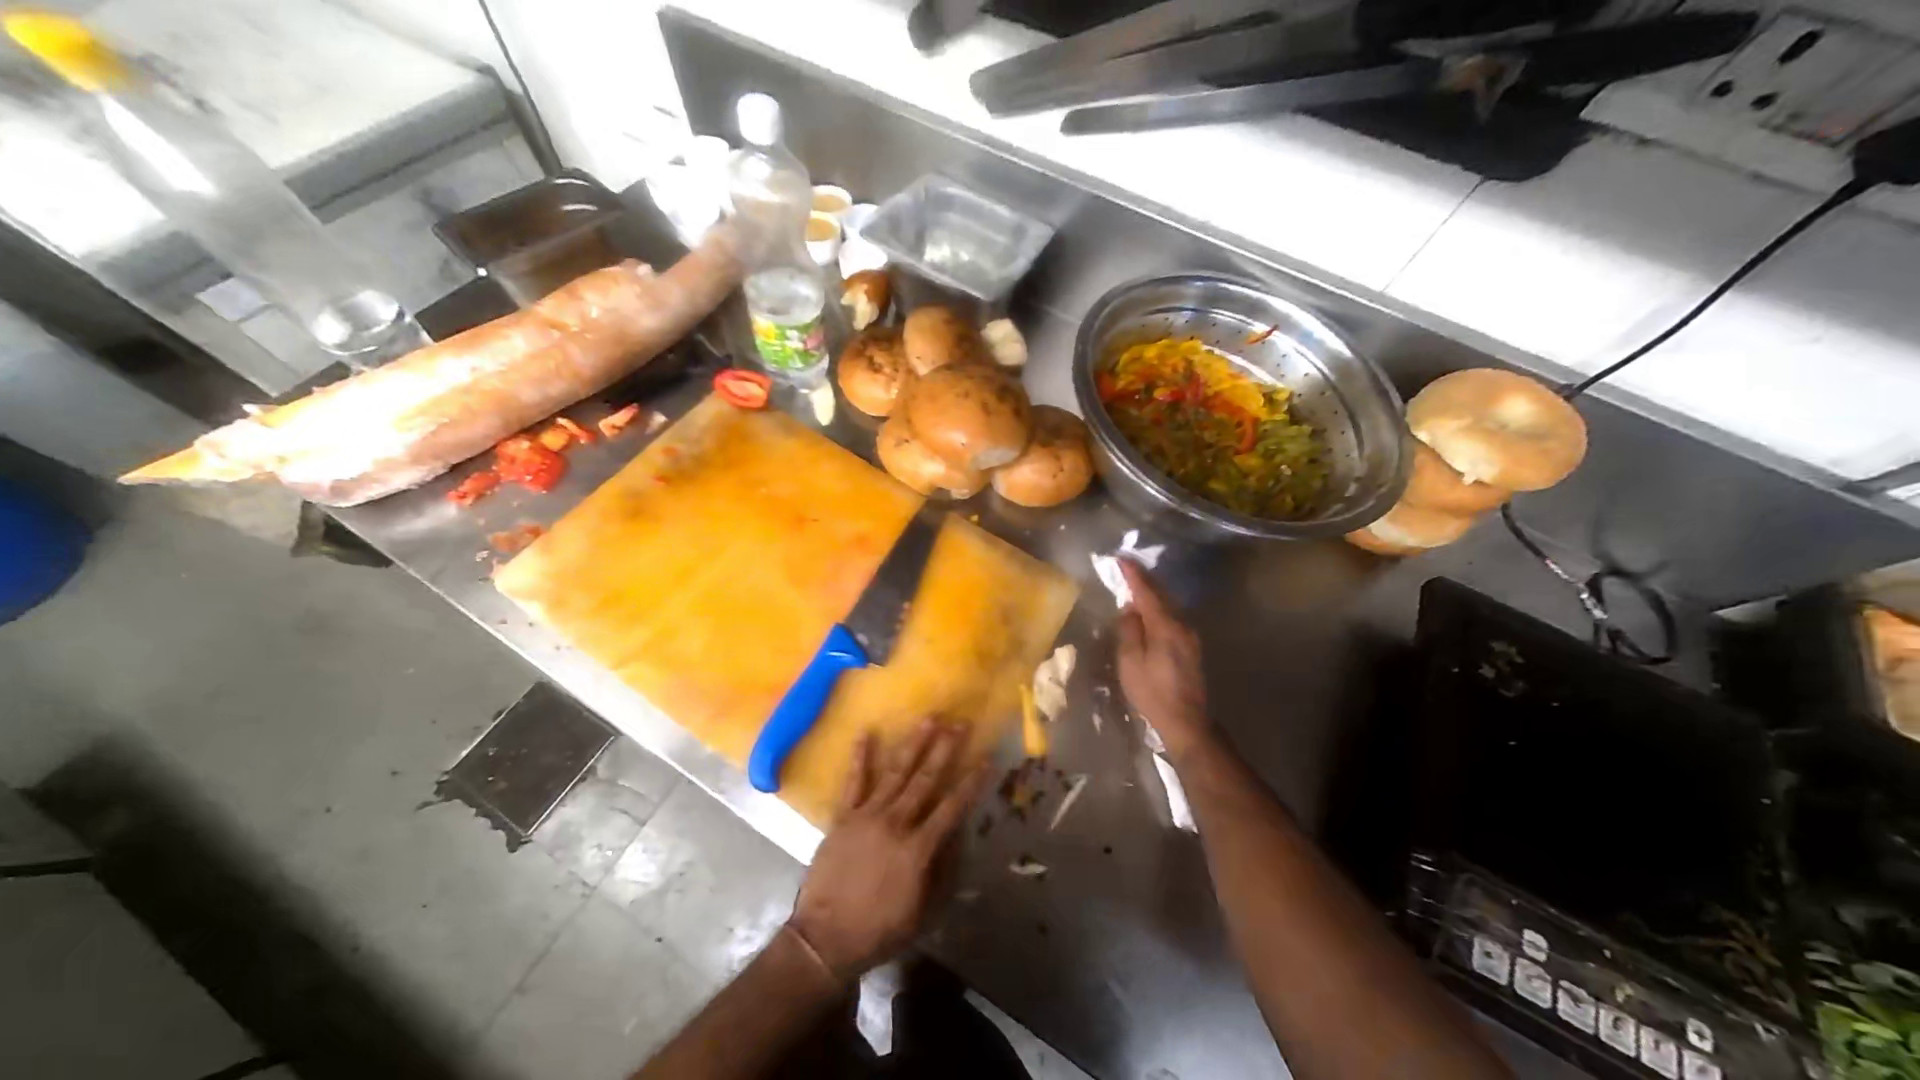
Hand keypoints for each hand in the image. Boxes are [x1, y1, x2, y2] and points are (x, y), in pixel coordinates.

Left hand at [787, 720, 984, 981]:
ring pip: (896, 773)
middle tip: (960, 723)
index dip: (972, 783)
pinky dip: (861, 757)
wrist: (826, 938)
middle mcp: (896, 824)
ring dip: (913, 744)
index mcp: (919, 849)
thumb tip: (957, 837)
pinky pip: (854, 782)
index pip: (953, 807)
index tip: (987, 759)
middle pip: (926, 780)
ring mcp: (867, 816)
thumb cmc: (881, 930)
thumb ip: (943, 871)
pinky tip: (867, 733)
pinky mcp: (843, 817)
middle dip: (946, 750)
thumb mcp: (924, 911)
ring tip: (928, 719)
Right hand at [1116, 560, 1211, 761]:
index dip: (1133, 575)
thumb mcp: (1130, 661)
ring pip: (1169, 606)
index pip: (1147, 592)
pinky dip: (1159, 609)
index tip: (1120, 559)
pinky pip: (1172, 617)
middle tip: (1126, 568)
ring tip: (1134, 587)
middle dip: (1144, 580)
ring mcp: (1190, 636)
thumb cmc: (1152, 692)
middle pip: (1162, 595)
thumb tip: (1129, 608)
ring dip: (1152, 594)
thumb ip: (1129, 630)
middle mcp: (1182, 624)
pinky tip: (1149, 612)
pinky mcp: (1191, 647)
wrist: (1186, 720)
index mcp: (1165, 625)